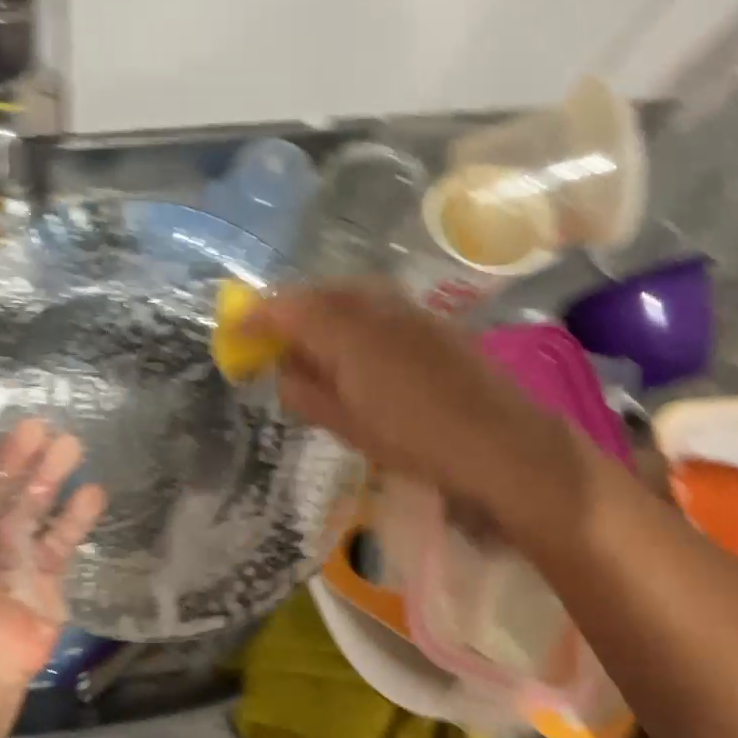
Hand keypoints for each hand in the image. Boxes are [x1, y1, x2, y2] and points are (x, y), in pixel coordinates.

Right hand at [249, 279, 593, 550]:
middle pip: (320, 292)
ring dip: (323, 311)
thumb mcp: (346, 426)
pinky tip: (356, 352)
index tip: (234, 329)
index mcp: (348, 332)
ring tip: (310, 346)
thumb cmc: (416, 442)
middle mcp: (377, 307)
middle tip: (271, 338)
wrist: (503, 445)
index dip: (256, 316)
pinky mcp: (435, 321)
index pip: (287, 308)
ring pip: (352, 294)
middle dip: (290, 309)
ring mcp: (410, 309)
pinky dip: (354, 319)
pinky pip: (379, 306)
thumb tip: (284, 371)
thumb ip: (305, 392)